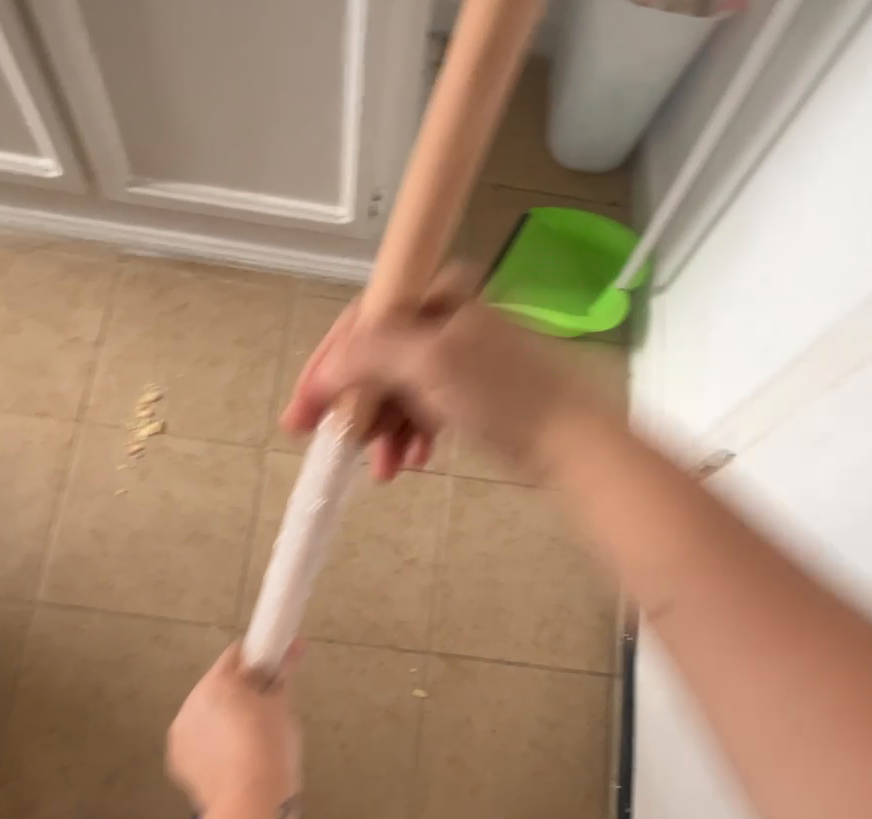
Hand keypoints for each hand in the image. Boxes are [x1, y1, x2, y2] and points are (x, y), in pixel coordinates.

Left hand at [167, 646, 301, 818]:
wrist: (250, 804)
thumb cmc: (271, 749)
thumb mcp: (282, 708)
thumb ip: (282, 673)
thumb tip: (293, 645)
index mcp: (218, 683)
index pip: (238, 655)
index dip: (259, 660)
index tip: (274, 674)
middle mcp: (191, 702)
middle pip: (219, 686)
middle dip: (240, 694)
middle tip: (267, 714)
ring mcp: (180, 733)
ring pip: (207, 715)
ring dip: (224, 720)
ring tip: (250, 744)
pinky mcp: (178, 761)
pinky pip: (199, 742)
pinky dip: (213, 747)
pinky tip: (233, 762)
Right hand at [281, 265, 588, 480]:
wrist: (570, 441)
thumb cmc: (502, 394)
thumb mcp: (429, 363)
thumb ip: (368, 355)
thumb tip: (324, 371)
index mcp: (436, 295)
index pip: (361, 323)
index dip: (326, 369)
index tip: (301, 414)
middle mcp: (444, 320)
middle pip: (376, 362)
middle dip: (356, 410)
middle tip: (332, 450)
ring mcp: (458, 359)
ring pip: (398, 393)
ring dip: (382, 433)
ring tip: (382, 471)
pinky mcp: (472, 396)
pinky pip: (422, 412)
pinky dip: (410, 438)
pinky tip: (410, 462)